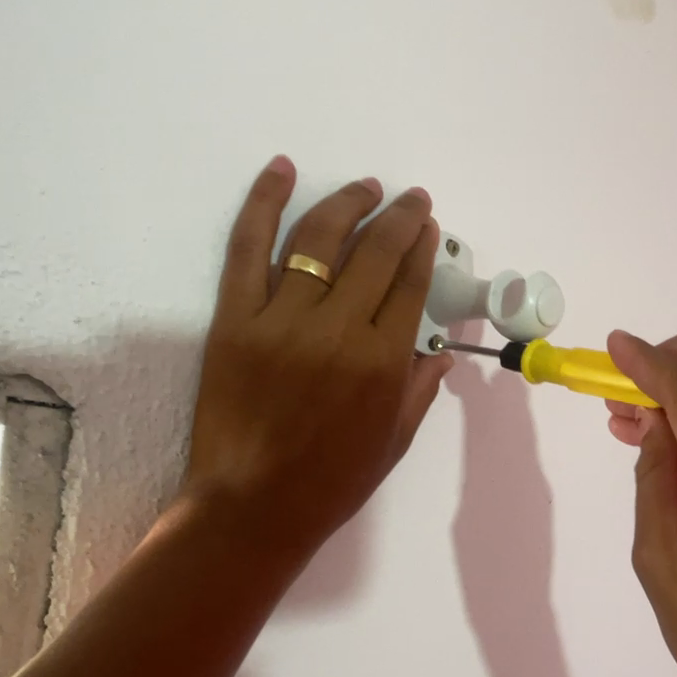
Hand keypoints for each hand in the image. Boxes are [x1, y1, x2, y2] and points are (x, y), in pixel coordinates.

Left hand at [183, 156, 451, 556]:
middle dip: (400, 217)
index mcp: (383, 363)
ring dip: (348, 203)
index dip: (422, 248)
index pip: (410, 285)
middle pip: (375, 253)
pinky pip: (249, 247)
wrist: (254, 507)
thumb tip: (440, 351)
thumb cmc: (331, 483)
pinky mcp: (235, 318)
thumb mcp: (392, 443)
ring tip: (366, 188)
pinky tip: (283, 170)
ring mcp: (283, 319)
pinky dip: (264, 203)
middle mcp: (340, 330)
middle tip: (411, 199)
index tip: (428, 226)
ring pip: (320, 240)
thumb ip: (419, 391)